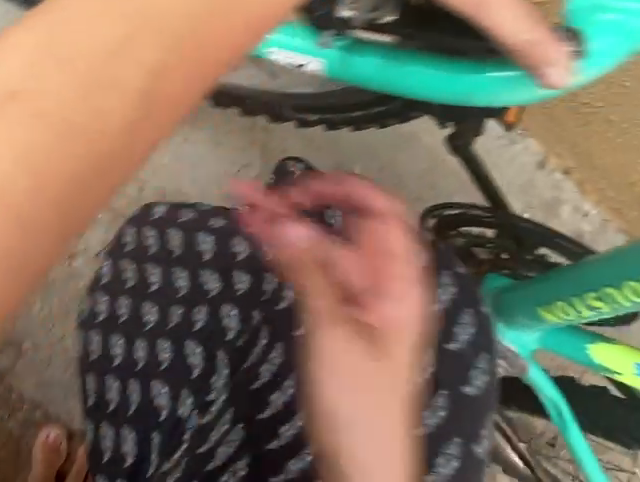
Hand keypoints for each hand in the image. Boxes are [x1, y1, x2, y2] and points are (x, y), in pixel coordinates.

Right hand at [233, 173, 433, 481]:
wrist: (361, 468)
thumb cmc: (360, 406)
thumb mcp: (333, 331)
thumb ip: (308, 269)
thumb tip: (282, 218)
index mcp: (397, 281)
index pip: (382, 211)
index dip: (344, 189)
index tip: (299, 185)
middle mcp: (378, 280)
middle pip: (342, 224)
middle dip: (299, 201)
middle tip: (255, 192)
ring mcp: (355, 296)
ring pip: (318, 243)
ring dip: (282, 222)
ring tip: (242, 203)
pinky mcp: (334, 313)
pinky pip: (308, 268)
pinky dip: (282, 250)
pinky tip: (255, 233)